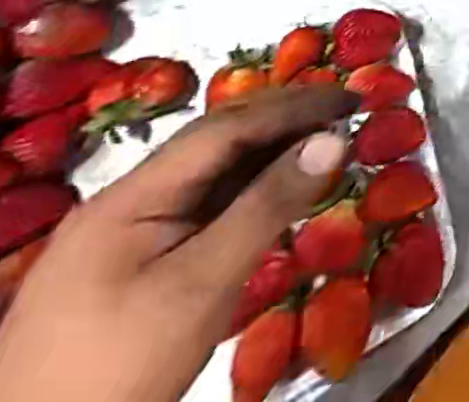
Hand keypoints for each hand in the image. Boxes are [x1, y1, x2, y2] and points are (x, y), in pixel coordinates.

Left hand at [0, 87, 356, 401]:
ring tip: (323, 141)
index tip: (350, 100)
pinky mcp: (129, 267)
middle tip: (344, 111)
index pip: (226, 128)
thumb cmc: (118, 369)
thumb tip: (332, 141)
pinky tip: (277, 191)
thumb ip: (268, 206)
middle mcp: (124, 203)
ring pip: (208, 174)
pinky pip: (201, 207)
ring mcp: (123, 236)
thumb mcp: (203, 284)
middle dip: (282, 118)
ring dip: (268, 151)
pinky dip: (249, 188)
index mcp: (131, 197)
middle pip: (214, 142)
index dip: (293, 107)